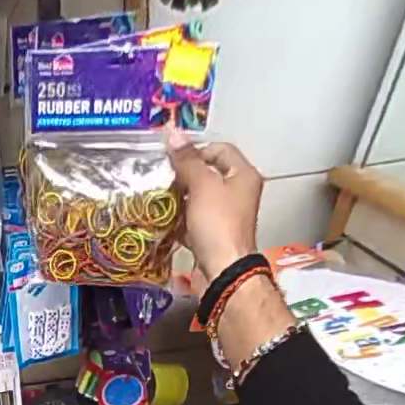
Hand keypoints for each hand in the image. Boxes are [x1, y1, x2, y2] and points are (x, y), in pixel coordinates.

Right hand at [167, 129, 264, 282]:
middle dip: (185, 177)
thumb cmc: (217, 224)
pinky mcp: (213, 234)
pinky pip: (195, 220)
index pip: (220, 150)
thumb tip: (173, 135)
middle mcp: (238, 192)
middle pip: (208, 174)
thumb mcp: (201, 186)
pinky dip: (181, 219)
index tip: (175, 162)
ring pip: (199, 198)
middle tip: (164, 180)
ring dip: (180, 198)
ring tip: (161, 200)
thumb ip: (187, 161)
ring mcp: (226, 215)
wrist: (222, 269)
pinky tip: (166, 221)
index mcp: (243, 175)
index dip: (197, 151)